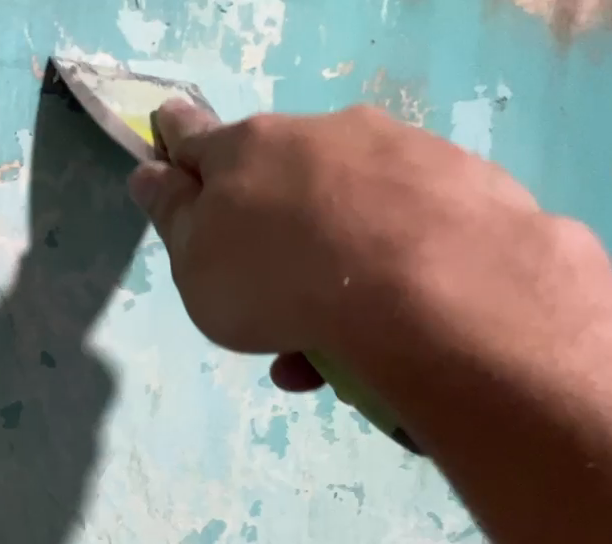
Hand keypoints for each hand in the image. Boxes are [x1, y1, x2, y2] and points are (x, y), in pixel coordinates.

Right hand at [126, 101, 611, 393]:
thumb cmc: (279, 280)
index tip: (164, 130)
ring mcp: (398, 152)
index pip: (194, 137)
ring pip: (337, 215)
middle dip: (258, 230)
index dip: (174, 141)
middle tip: (250, 298)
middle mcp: (322, 133)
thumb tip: (151, 173)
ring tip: (309, 344)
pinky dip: (371, 279)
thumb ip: (172, 215)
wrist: (433, 293)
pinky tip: (365, 337)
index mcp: (246, 149)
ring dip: (316, 271)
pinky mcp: (460, 183)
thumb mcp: (195, 262)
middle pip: (274, 180)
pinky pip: (392, 235)